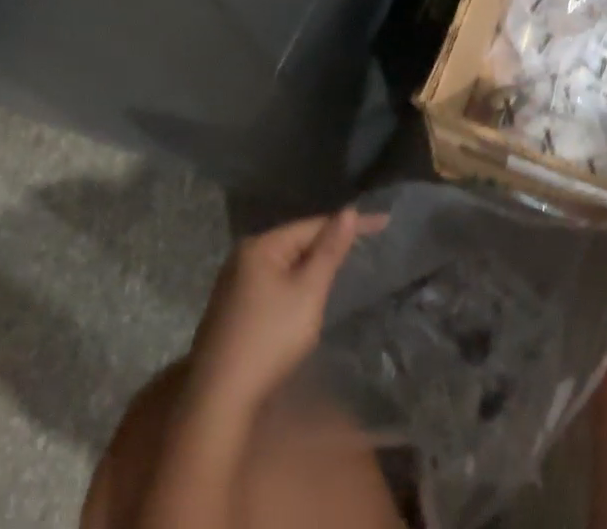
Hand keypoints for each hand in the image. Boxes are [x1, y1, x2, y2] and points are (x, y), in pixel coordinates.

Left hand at [184, 210, 379, 408]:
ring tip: (346, 260)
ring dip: (314, 261)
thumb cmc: (271, 337)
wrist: (220, 395)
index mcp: (260, 248)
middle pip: (297, 241)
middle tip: (368, 241)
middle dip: (331, 241)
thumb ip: (330, 250)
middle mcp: (242, 258)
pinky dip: (297, 279)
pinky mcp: (234, 307)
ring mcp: (234, 283)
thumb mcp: (309, 291)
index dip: (351, 224)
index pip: (313, 225)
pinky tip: (310, 288)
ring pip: (286, 262)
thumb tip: (349, 211)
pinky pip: (274, 280)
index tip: (385, 223)